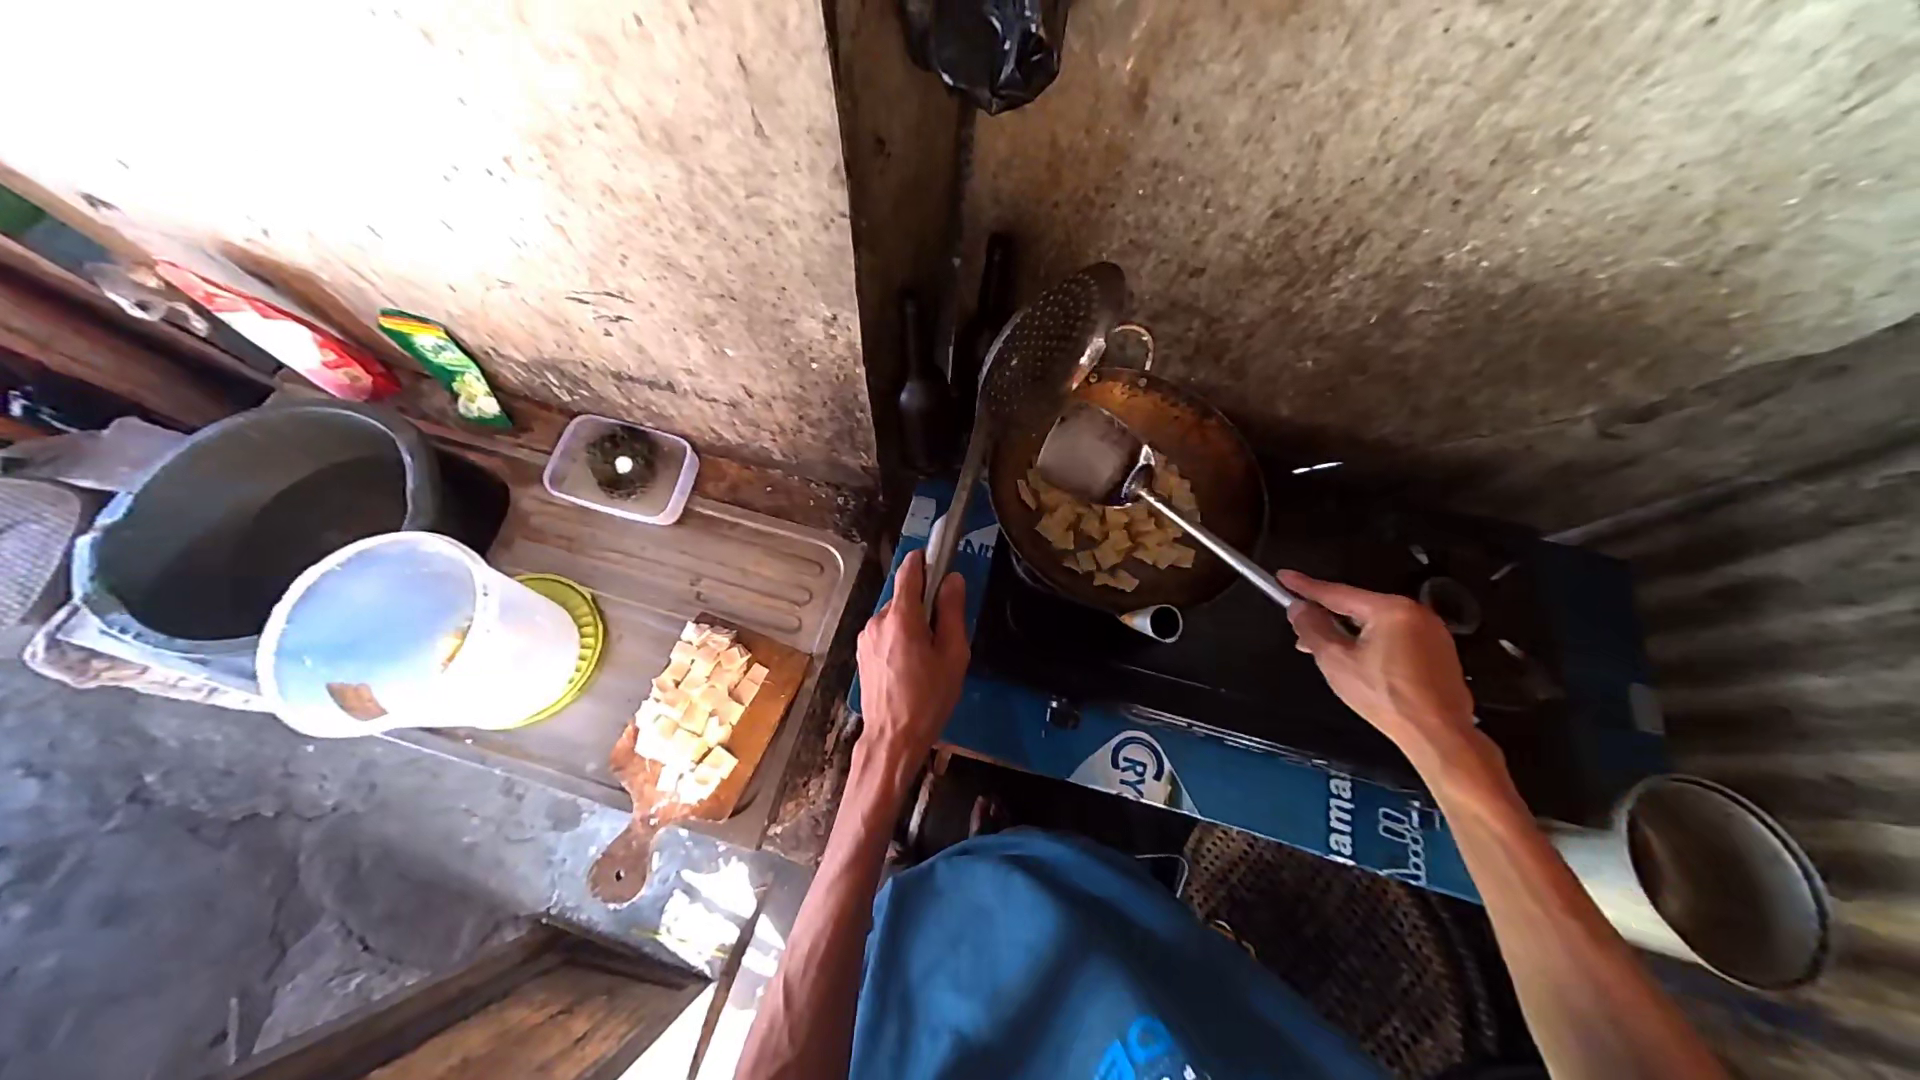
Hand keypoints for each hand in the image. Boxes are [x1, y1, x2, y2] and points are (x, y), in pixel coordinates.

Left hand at [855, 550, 969, 772]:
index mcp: (902, 617)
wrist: (892, 739)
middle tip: (944, 631)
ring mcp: (865, 637)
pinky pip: (885, 633)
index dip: (925, 559)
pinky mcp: (861, 652)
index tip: (939, 558)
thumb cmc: (929, 698)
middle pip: (904, 596)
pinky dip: (899, 638)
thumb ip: (952, 612)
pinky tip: (910, 665)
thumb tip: (952, 579)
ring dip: (911, 624)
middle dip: (924, 604)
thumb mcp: (953, 655)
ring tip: (928, 656)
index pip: (909, 570)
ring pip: (894, 616)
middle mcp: (878, 620)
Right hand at [1279, 570, 1484, 770]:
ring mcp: (1431, 632)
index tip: (1283, 577)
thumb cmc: (1384, 696)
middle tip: (1300, 633)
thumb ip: (1313, 628)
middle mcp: (1415, 613)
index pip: (1337, 593)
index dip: (1305, 586)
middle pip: (1357, 608)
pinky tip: (1355, 662)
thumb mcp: (1336, 661)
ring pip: (1375, 624)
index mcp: (1391, 610)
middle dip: (1326, 619)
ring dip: (1346, 634)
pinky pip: (1393, 637)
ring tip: (1323, 652)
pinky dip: (1369, 643)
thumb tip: (1299, 608)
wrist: (1437, 734)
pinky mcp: (1438, 652)